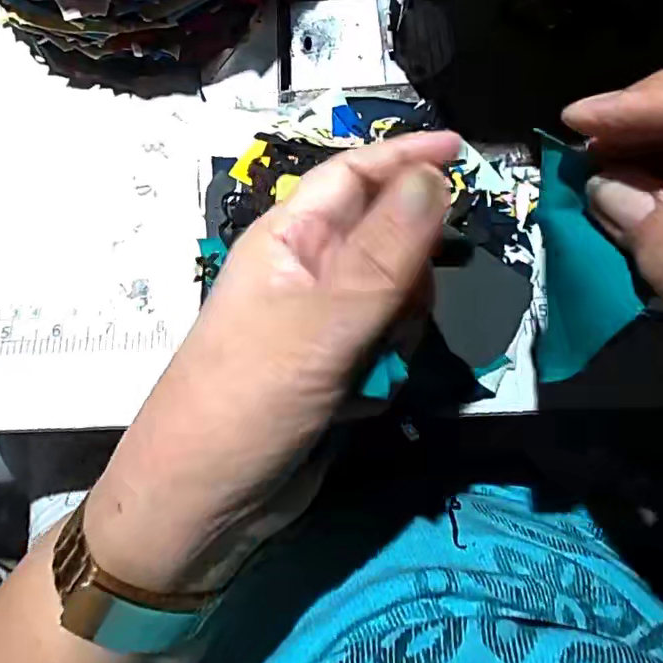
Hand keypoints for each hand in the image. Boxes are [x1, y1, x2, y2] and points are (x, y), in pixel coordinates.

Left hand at [83, 131, 457, 592]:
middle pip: (389, 233)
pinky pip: (392, 338)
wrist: (202, 513)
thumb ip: (386, 252)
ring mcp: (328, 318)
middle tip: (409, 305)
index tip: (461, 148)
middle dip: (412, 266)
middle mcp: (312, 268)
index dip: (406, 155)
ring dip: (403, 323)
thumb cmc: (248, 400)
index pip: (355, 174)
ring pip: (399, 291)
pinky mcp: (342, 362)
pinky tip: (368, 397)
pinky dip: (392, 361)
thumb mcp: (323, 322)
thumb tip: (435, 176)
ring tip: (376, 365)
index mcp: (291, 237)